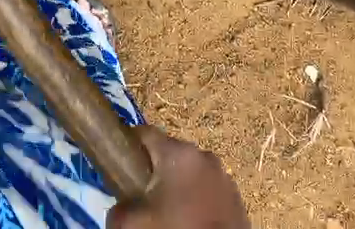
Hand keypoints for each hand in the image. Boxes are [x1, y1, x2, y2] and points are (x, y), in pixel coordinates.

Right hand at [108, 127, 249, 228]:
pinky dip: (197, 203)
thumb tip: (120, 205)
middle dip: (154, 174)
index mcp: (179, 151)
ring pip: (189, 175)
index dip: (127, 149)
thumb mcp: (131, 224)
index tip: (119, 171)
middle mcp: (204, 155)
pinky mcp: (237, 200)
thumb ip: (117, 208)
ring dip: (177, 190)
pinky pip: (208, 192)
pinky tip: (190, 222)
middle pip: (167, 155)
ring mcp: (224, 177)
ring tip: (168, 216)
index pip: (143, 134)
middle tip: (143, 201)